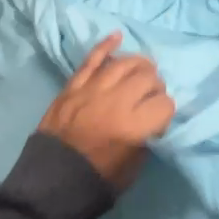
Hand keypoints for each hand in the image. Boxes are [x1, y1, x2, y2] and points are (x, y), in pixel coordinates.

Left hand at [38, 33, 174, 189]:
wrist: (52, 182)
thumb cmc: (96, 181)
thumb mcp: (133, 168)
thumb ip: (145, 138)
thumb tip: (150, 120)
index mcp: (134, 126)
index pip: (165, 104)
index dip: (166, 111)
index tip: (159, 120)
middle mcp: (117, 101)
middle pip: (147, 78)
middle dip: (155, 86)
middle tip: (150, 97)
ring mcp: (93, 90)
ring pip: (124, 63)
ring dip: (138, 64)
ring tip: (142, 70)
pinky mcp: (73, 86)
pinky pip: (92, 59)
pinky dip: (106, 46)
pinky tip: (117, 37)